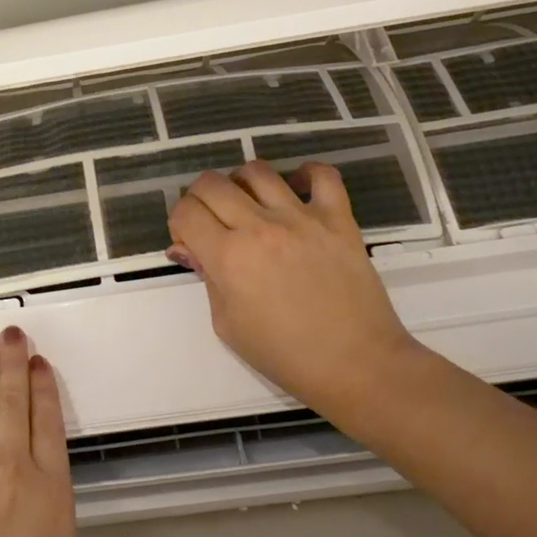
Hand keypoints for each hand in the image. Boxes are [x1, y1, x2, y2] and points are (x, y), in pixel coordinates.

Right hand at [166, 160, 423, 414]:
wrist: (357, 365)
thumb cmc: (286, 356)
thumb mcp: (228, 325)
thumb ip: (207, 278)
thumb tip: (189, 248)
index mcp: (229, 258)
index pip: (186, 212)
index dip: (179, 223)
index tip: (190, 241)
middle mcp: (260, 228)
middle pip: (212, 184)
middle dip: (200, 199)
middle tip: (213, 223)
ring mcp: (302, 218)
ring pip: (257, 171)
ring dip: (242, 183)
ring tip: (249, 205)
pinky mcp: (338, 218)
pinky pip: (322, 175)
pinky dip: (305, 174)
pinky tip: (296, 190)